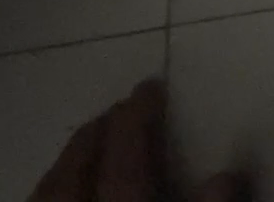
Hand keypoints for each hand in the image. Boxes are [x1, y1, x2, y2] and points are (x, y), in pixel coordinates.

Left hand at [29, 80, 247, 201]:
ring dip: (70, 158)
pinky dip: (48, 188)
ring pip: (47, 190)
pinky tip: (58, 185)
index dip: (137, 117)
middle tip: (120, 106)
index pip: (125, 155)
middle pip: (77, 169)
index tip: (149, 84)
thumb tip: (226, 174)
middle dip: (99, 131)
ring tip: (88, 138)